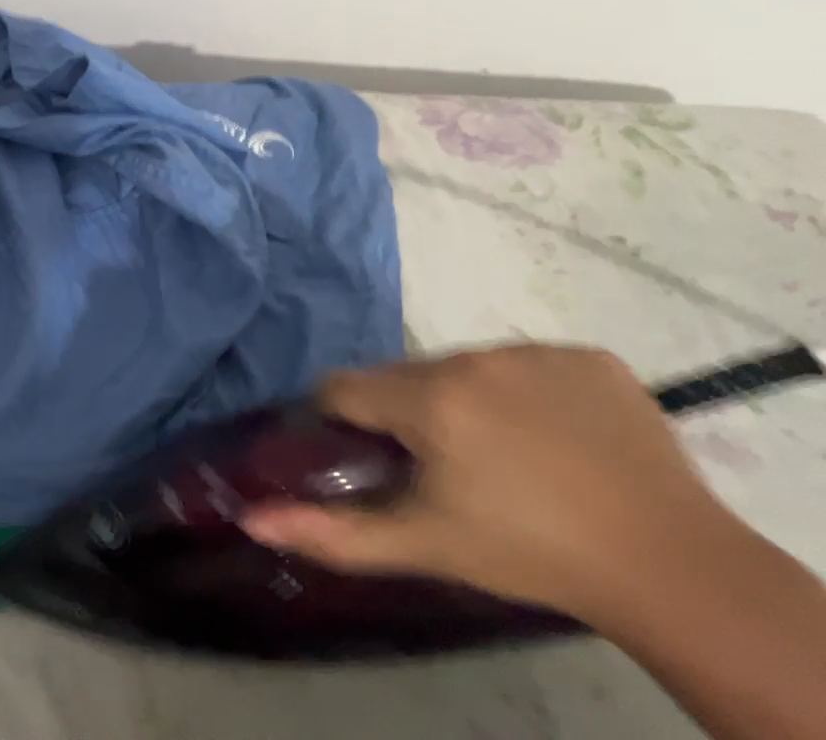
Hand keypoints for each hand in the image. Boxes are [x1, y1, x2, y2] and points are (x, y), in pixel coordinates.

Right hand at [241, 344, 730, 618]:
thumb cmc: (526, 554)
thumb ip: (328, 531)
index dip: (345, 423)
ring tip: (497, 453)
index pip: (342, 387)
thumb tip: (249, 519)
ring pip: (460, 366)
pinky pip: (523, 363)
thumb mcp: (419, 546)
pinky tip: (548, 435)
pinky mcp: (591, 357)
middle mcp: (477, 359)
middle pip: (401, 375)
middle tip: (439, 468)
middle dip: (403, 413)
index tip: (373, 460)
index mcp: (431, 400)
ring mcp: (539, 353)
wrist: (670, 566)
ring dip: (458, 399)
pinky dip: (520, 391)